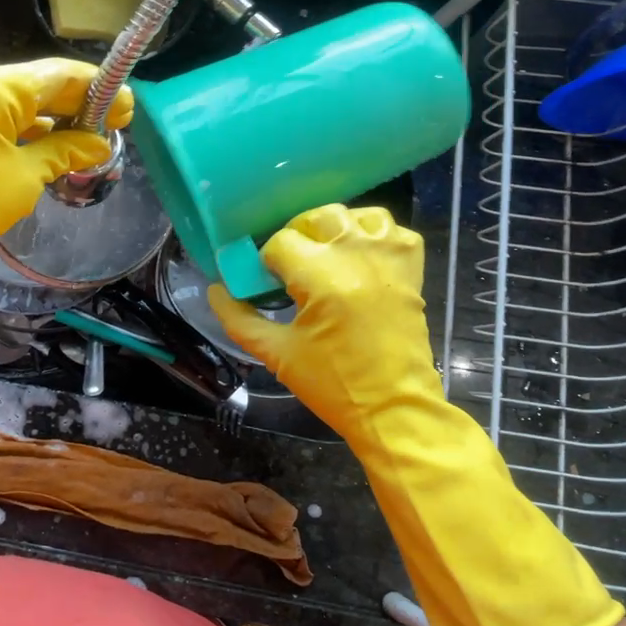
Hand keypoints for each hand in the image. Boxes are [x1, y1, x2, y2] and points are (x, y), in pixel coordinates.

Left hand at [0, 59, 134, 262]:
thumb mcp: (24, 178)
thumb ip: (63, 152)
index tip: (127, 107)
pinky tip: (51, 146)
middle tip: (116, 124)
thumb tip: (97, 143)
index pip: (56, 74)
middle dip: (77, 103)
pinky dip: (24, 130)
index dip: (97, 88)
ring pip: (16, 102)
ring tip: (89, 138)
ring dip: (52, 118)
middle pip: (36, 84)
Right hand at [206, 204, 434, 437]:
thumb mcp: (275, 353)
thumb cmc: (331, 384)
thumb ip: (238, 318)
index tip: (265, 283)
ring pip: (357, 216)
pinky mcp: (410, 272)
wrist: (393, 409)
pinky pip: (394, 231)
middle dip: (297, 236)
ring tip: (325, 254)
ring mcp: (388, 261)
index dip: (266, 261)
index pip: (281, 243)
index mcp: (321, 277)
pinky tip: (359, 258)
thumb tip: (216, 292)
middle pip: (318, 217)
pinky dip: (375, 236)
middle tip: (290, 266)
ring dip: (336, 229)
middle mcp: (356, 257)